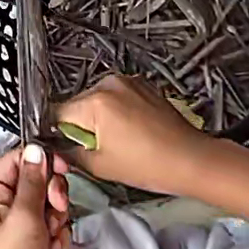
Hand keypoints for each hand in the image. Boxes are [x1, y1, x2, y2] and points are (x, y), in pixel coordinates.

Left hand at [0, 145, 71, 248]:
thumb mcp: (24, 217)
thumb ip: (32, 180)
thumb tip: (36, 150)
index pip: (14, 160)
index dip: (40, 161)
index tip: (62, 168)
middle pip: (32, 179)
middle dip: (50, 193)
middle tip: (56, 207)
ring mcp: (14, 224)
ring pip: (45, 201)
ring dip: (56, 215)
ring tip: (51, 234)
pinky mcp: (30, 241)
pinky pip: (50, 222)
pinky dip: (57, 232)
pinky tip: (54, 247)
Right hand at [55, 74, 210, 196]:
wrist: (193, 161)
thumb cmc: (152, 165)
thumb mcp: (100, 166)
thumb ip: (69, 154)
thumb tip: (55, 149)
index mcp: (95, 102)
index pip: (57, 113)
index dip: (56, 131)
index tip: (62, 144)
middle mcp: (109, 84)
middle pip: (76, 104)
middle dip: (79, 124)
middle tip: (94, 148)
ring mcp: (127, 82)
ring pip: (94, 100)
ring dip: (97, 117)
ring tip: (116, 140)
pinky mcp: (140, 85)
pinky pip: (114, 96)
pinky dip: (114, 110)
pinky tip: (128, 131)